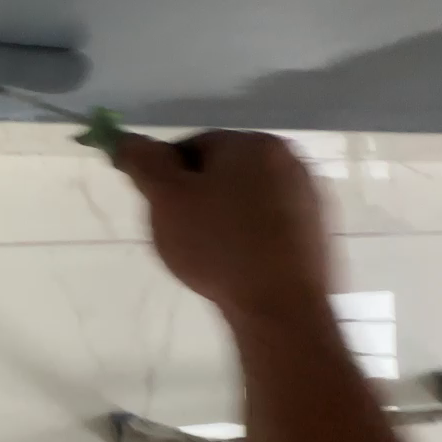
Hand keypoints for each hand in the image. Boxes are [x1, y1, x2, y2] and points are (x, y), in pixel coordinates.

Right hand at [114, 129, 333, 324]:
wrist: (278, 302)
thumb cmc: (215, 244)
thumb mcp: (165, 200)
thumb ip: (143, 163)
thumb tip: (125, 139)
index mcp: (251, 144)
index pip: (189, 146)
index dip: (164, 178)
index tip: (157, 209)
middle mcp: (288, 157)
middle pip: (218, 170)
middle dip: (191, 196)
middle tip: (176, 231)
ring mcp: (308, 191)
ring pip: (241, 194)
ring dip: (217, 215)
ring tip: (205, 250)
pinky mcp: (316, 224)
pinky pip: (265, 217)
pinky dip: (244, 232)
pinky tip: (234, 258)